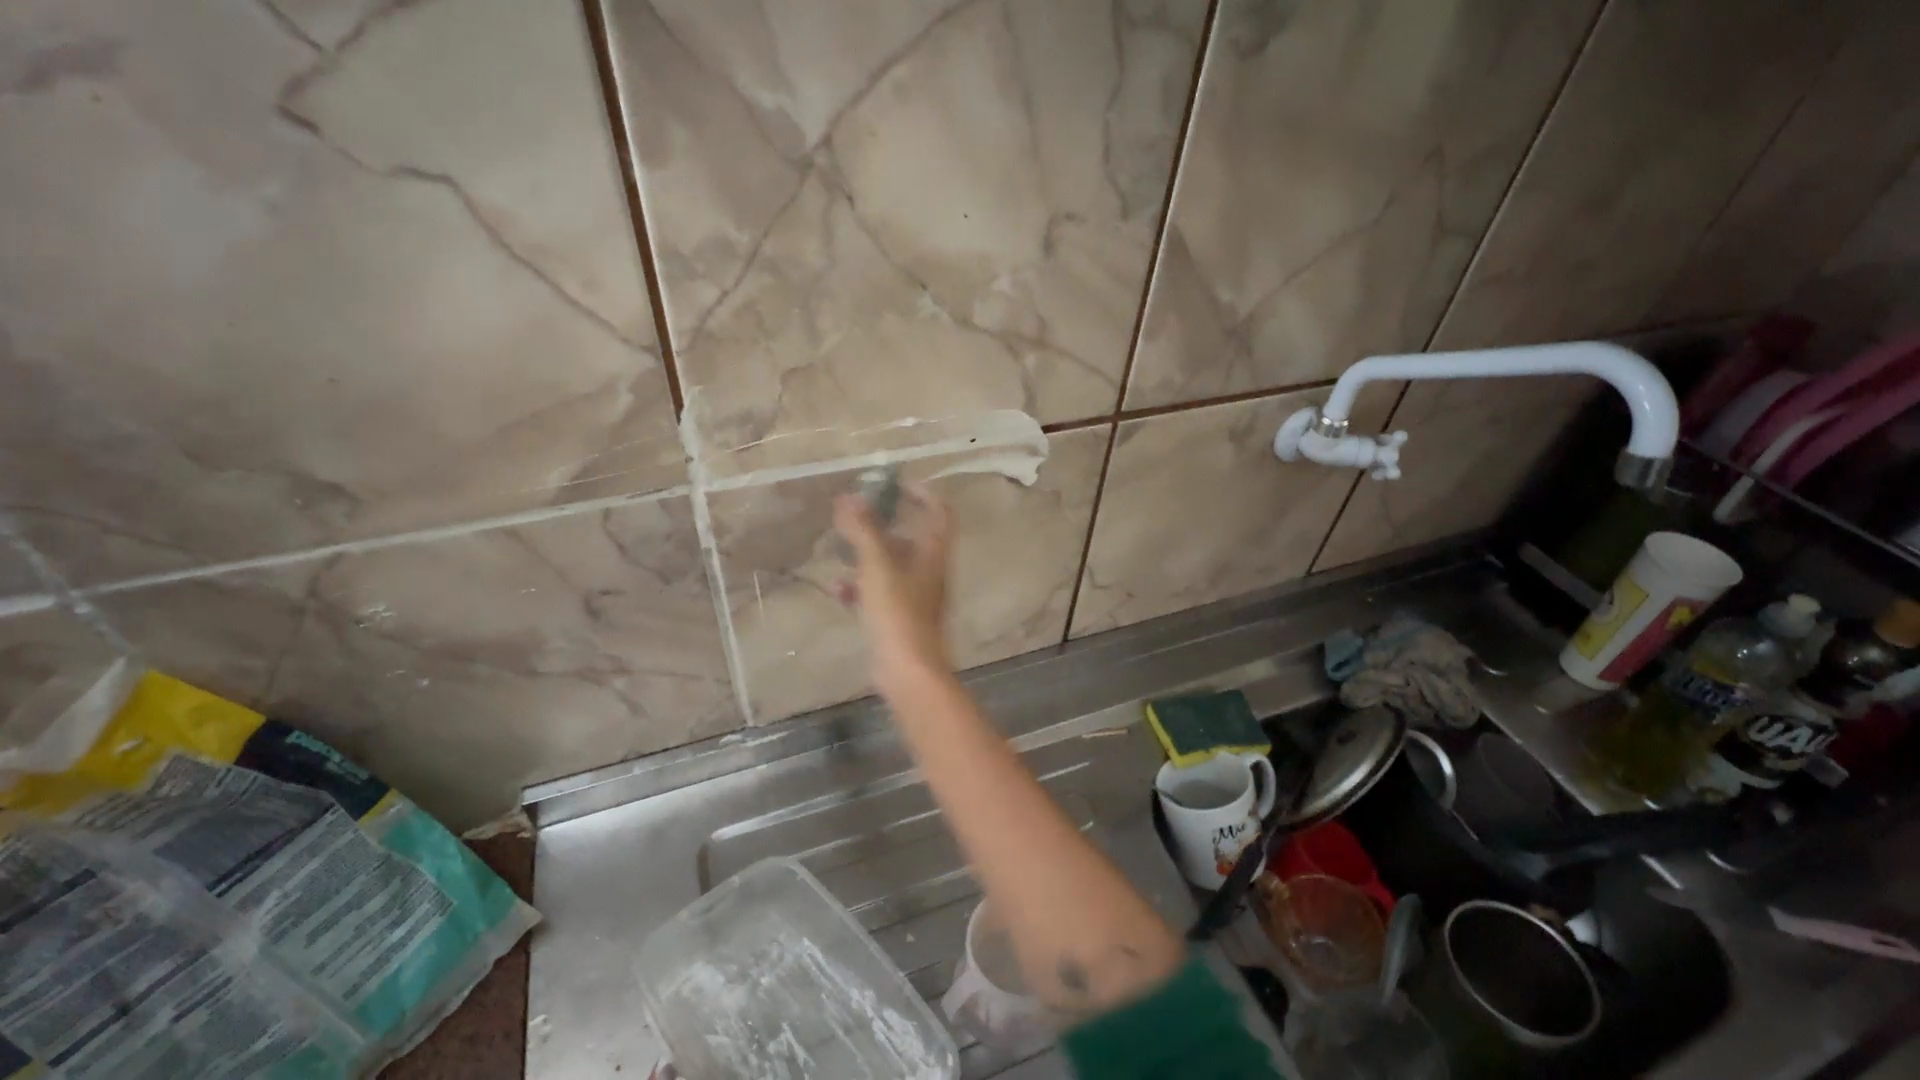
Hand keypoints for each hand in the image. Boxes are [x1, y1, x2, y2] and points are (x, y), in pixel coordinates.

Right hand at [834, 484, 953, 698]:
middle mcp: (929, 571)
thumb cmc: (898, 613)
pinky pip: (879, 593)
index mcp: (933, 553)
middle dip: (882, 524)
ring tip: (839, 550)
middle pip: (911, 537)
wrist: (907, 671)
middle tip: (854, 515)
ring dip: (867, 555)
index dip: (921, 492)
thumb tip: (848, 497)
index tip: (893, 484)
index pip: (939, 511)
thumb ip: (863, 529)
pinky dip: (861, 587)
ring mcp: (915, 597)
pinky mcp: (900, 619)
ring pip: (892, 565)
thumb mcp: (877, 566)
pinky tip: (838, 590)